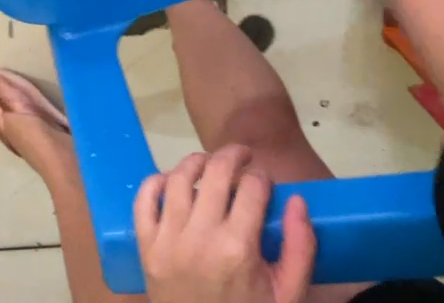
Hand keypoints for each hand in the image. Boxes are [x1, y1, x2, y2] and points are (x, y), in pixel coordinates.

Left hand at [134, 145, 316, 302]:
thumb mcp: (288, 296)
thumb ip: (300, 248)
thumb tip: (296, 200)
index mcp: (237, 249)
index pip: (252, 188)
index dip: (263, 177)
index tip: (265, 182)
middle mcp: (200, 237)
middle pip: (216, 172)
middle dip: (233, 155)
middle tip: (243, 156)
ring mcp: (168, 241)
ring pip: (179, 178)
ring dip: (196, 162)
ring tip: (210, 164)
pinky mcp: (146, 248)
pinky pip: (144, 200)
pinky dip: (156, 182)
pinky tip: (172, 181)